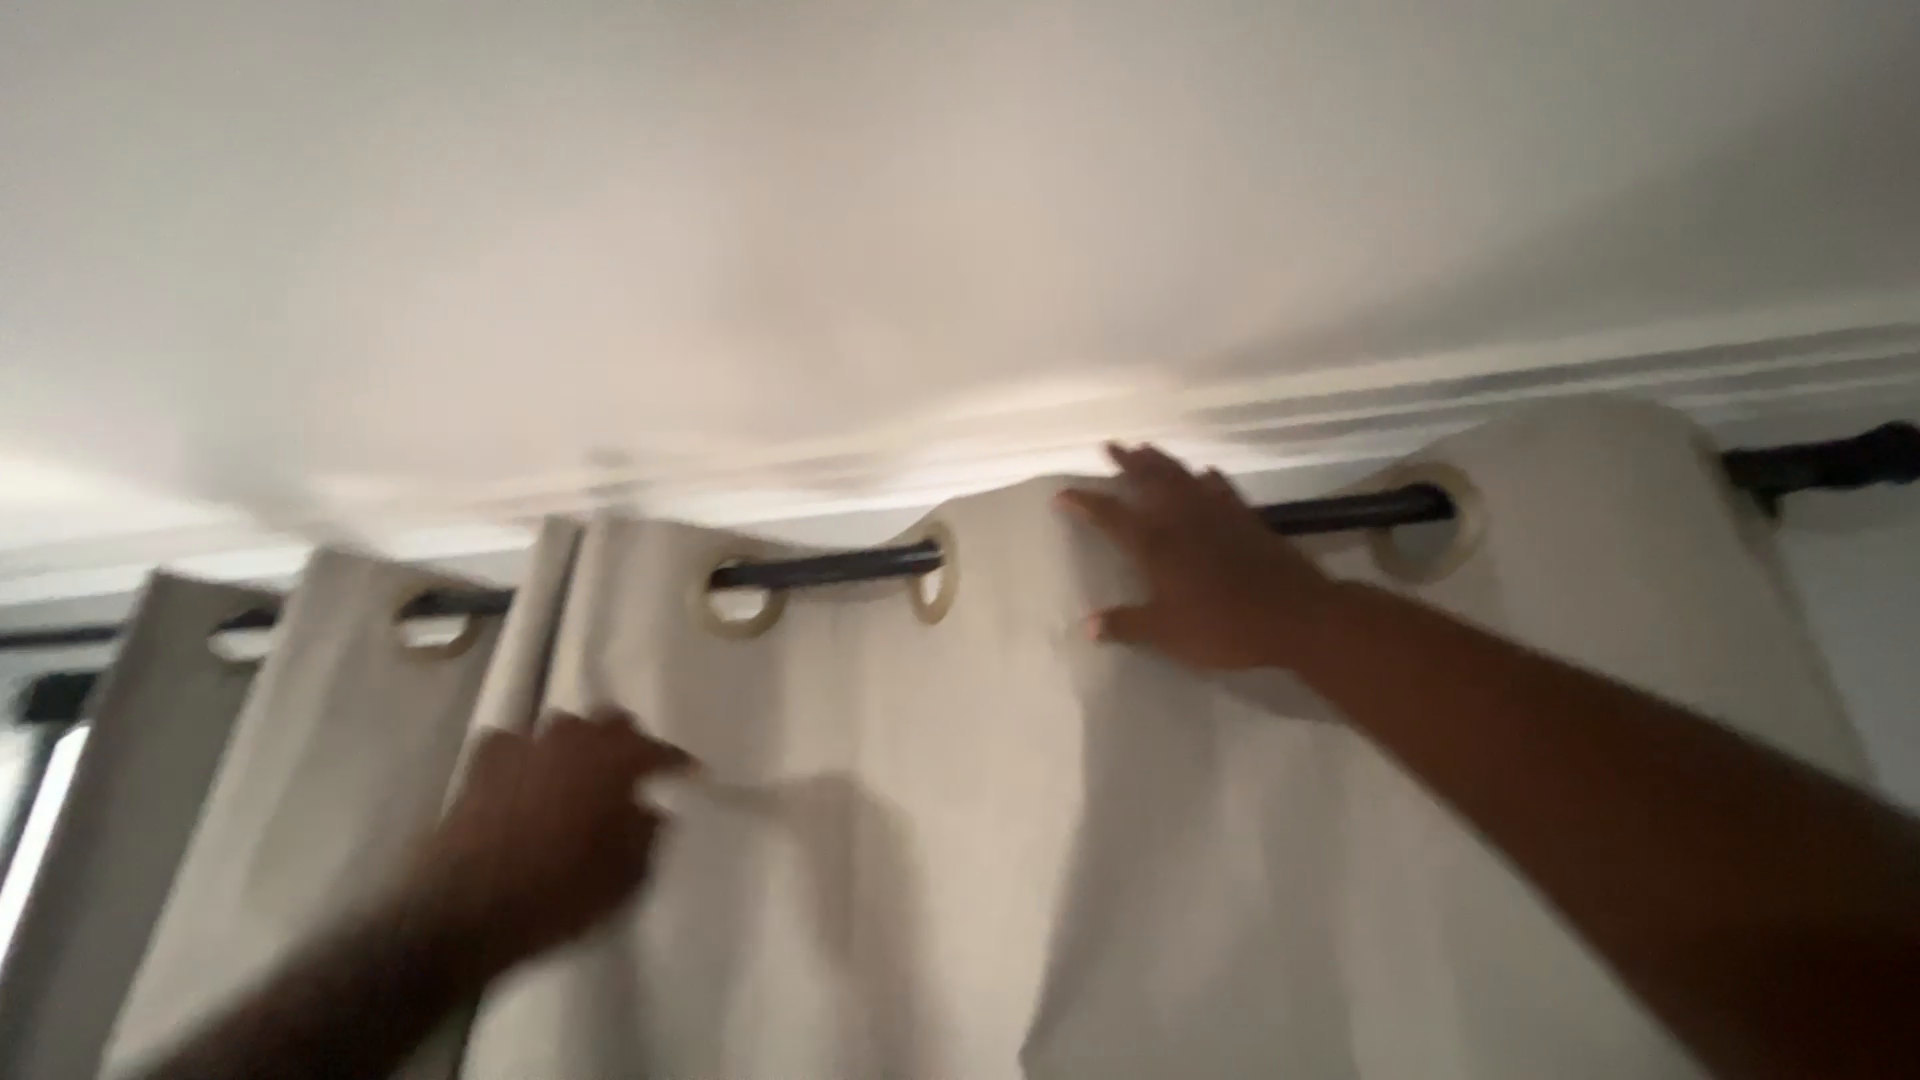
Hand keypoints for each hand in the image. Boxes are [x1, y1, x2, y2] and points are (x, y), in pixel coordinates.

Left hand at [401, 707, 694, 971]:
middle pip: (609, 720)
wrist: (460, 916)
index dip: (677, 761)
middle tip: (634, 768)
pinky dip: (523, 754)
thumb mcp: (626, 877)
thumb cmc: (558, 896)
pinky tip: (525, 773)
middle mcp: (571, 743)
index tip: (692, 773)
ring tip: (579, 770)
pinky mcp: (478, 770)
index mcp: (614, 763)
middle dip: (627, 740)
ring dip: (576, 743)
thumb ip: (647, 833)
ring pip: (561, 725)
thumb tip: (649, 810)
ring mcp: (521, 750)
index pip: (658, 751)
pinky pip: (509, 744)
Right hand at [1057, 442, 1344, 670]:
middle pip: (1149, 481)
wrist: (1293, 615)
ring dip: (1162, 461)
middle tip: (1112, 446)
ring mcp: (1217, 514)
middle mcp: (1181, 519)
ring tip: (1147, 448)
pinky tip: (1205, 473)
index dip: (1085, 502)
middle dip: (1128, 462)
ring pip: (1183, 476)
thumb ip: (1126, 625)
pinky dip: (1208, 478)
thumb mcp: (1166, 634)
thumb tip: (1087, 627)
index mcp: (1155, 545)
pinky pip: (1222, 488)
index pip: (1110, 516)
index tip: (1064, 493)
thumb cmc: (1222, 626)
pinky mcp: (1246, 518)